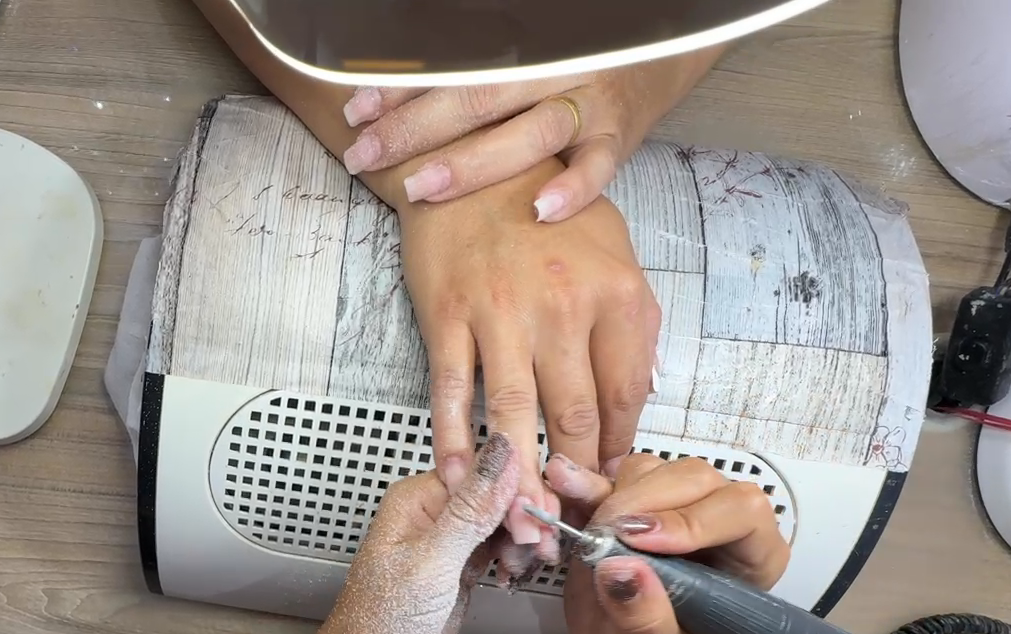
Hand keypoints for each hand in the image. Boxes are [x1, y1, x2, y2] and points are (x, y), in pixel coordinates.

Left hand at [310, 434, 518, 633]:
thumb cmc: (384, 620)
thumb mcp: (432, 562)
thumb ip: (471, 509)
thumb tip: (501, 448)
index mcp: (418, 497)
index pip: (481, 473)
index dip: (514, 492)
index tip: (535, 521)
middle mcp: (434, 511)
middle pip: (497, 494)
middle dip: (524, 519)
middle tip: (538, 550)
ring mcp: (450, 539)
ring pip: (504, 521)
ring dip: (524, 540)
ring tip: (525, 566)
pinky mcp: (462, 566)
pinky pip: (500, 547)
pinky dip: (515, 558)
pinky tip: (515, 574)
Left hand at [339, 50, 720, 220]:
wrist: (656, 49)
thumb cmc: (563, 65)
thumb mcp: (514, 58)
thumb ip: (466, 76)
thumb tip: (387, 96)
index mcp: (521, 45)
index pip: (451, 65)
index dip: (400, 89)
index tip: (355, 113)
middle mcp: (551, 69)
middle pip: (476, 98)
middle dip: (412, 130)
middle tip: (362, 156)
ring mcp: (586, 103)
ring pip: (525, 135)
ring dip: (469, 166)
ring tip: (415, 188)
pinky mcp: (618, 138)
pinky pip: (597, 166)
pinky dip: (574, 189)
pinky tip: (540, 212)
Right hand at [398, 171, 659, 567]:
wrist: (473, 164)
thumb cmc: (545, 209)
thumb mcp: (613, 252)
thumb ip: (628, 324)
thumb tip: (634, 395)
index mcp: (614, 293)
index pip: (625, 395)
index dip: (616, 451)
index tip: (606, 484)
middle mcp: (561, 307)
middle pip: (573, 415)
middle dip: (571, 481)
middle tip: (567, 528)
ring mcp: (499, 314)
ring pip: (513, 413)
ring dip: (516, 478)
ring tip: (518, 524)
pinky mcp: (448, 319)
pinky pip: (453, 391)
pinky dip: (453, 439)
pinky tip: (457, 477)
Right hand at [549, 454, 789, 633]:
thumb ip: (643, 613)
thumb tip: (619, 568)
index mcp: (750, 554)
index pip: (740, 510)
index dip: (689, 518)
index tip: (636, 541)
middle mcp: (719, 518)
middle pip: (693, 478)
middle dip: (642, 501)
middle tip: (602, 534)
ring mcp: (673, 504)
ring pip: (650, 470)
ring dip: (612, 494)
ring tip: (586, 527)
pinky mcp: (631, 500)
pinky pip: (608, 477)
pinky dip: (583, 484)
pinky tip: (561, 484)